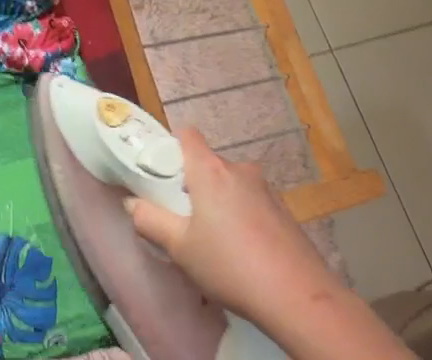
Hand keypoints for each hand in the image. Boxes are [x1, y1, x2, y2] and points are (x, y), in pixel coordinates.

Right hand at [125, 128, 340, 328]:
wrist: (298, 296)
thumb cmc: (230, 265)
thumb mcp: (180, 248)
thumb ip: (150, 221)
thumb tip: (133, 203)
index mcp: (210, 170)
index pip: (187, 135)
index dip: (170, 148)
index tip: (162, 176)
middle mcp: (239, 169)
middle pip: (207, 164)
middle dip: (193, 185)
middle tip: (182, 220)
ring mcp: (265, 189)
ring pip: (230, 185)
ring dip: (218, 204)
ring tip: (214, 242)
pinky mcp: (283, 210)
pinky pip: (251, 203)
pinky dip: (241, 217)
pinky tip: (242, 252)